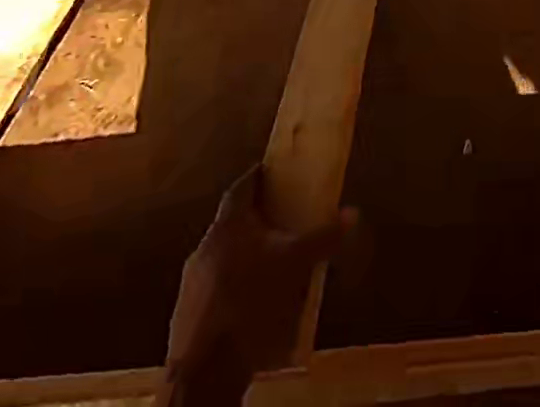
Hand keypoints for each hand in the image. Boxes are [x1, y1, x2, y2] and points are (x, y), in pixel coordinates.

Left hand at [159, 165, 354, 406]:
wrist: (207, 368)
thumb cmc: (253, 301)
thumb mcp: (298, 264)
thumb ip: (325, 237)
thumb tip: (353, 213)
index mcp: (228, 227)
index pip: (241, 188)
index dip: (256, 177)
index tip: (270, 170)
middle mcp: (204, 248)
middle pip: (231, 223)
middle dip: (256, 220)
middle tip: (281, 218)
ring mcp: (191, 283)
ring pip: (223, 256)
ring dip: (245, 254)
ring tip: (273, 262)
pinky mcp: (186, 314)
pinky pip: (215, 287)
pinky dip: (236, 284)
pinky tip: (254, 300)